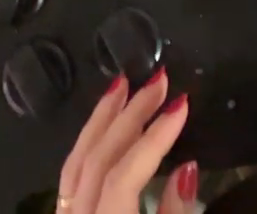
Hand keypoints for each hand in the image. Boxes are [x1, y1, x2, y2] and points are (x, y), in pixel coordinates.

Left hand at [58, 69, 194, 213]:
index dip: (154, 140)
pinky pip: (69, 172)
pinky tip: (103, 123)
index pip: (125, 176)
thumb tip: (186, 167)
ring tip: (123, 84)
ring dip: (103, 118)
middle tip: (158, 80)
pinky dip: (87, 141)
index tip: (181, 105)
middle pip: (99, 158)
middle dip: (130, 115)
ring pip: (77, 160)